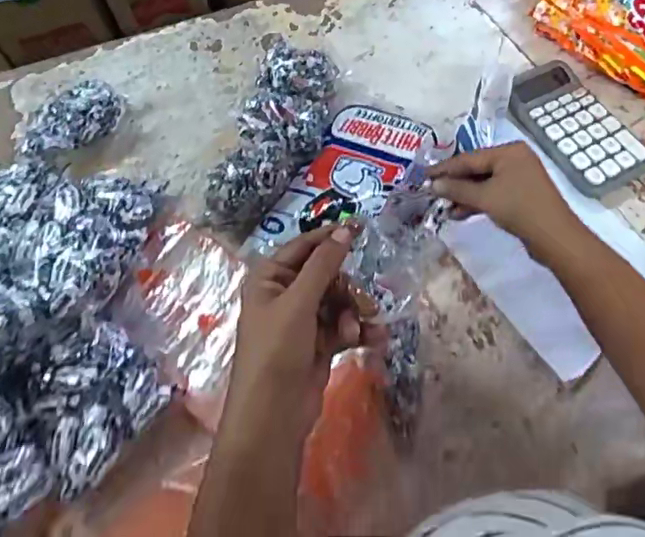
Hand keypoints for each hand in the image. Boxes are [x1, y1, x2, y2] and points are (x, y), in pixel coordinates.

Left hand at [224, 225, 384, 445]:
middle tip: (363, 304)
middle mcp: (284, 293)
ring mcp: (301, 320)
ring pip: (338, 302)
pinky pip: (342, 327)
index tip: (360, 228)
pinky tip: (374, 339)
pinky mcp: (317, 344)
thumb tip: (344, 231)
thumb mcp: (299, 302)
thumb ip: (323, 266)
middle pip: (325, 275)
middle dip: (347, 288)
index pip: (304, 247)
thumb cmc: (276, 350)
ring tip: (363, 328)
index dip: (330, 238)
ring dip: (354, 312)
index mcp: (269, 276)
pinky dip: (357, 331)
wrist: (273, 416)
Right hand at [430, 142, 584, 251]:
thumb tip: (432, 184)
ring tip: (443, 207)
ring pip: (483, 183)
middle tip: (431, 192)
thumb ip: (456, 188)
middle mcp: (515, 159)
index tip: (423, 176)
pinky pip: (493, 193)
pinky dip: (478, 202)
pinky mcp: (522, 195)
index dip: (444, 168)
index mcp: (508, 151)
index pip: (468, 158)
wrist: (557, 240)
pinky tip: (459, 213)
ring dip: (464, 196)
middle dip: (454, 184)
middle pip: (476, 169)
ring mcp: (520, 177)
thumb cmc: (520, 209)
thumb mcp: (484, 197)